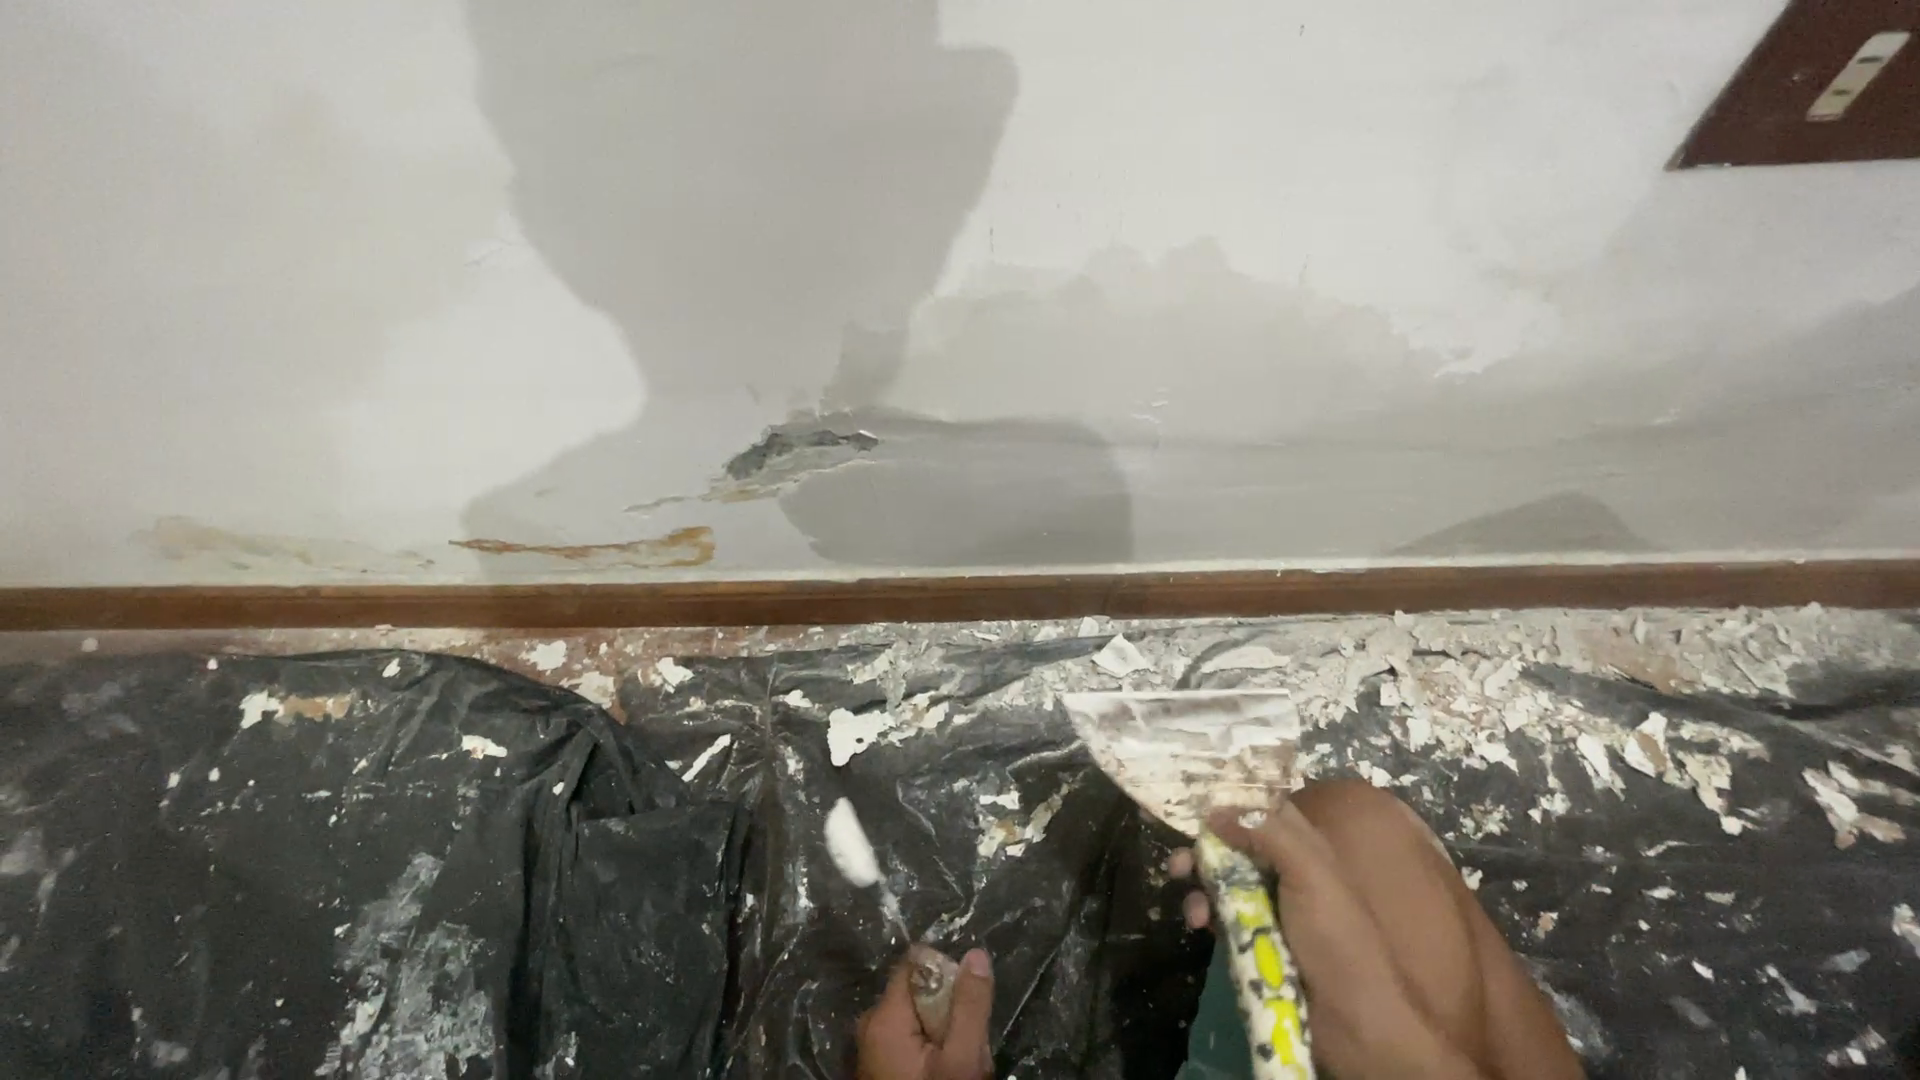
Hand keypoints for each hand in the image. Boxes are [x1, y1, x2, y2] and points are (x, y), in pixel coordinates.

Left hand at [856, 947, 994, 1079]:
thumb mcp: (961, 1061)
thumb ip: (970, 1006)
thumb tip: (975, 953)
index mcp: (883, 1017)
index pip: (916, 963)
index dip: (947, 974)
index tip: (967, 1004)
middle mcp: (871, 1025)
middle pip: (920, 991)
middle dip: (951, 1011)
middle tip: (968, 1047)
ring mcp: (873, 1048)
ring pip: (920, 1019)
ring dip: (946, 1036)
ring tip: (959, 1069)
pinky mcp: (880, 1067)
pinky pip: (912, 1041)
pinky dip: (933, 1054)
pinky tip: (946, 1076)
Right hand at [1173, 802, 1475, 1079]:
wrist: (1351, 1020)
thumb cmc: (1334, 936)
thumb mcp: (1310, 872)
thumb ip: (1265, 833)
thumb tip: (1214, 809)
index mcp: (1305, 847)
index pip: (1265, 807)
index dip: (1232, 798)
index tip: (1194, 796)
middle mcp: (1284, 870)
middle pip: (1234, 841)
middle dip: (1203, 842)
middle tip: (1179, 853)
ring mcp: (1266, 905)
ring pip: (1220, 876)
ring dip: (1196, 877)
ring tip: (1180, 885)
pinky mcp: (1251, 937)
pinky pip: (1217, 912)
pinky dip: (1202, 910)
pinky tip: (1196, 921)